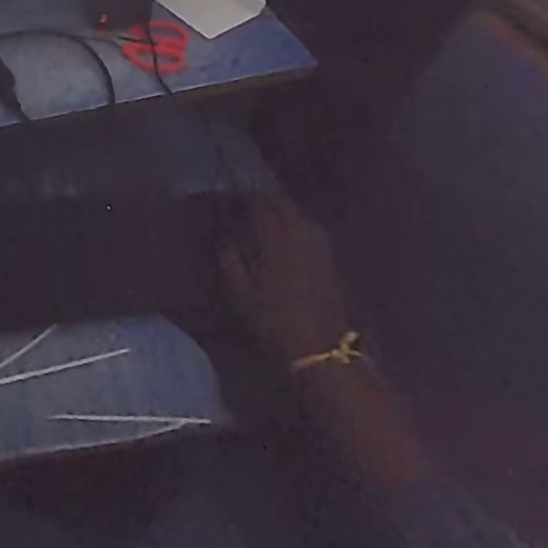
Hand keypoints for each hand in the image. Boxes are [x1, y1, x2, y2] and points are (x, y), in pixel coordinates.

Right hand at [215, 195, 349, 366]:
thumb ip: (227, 254)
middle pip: (280, 203)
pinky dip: (290, 224)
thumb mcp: (237, 288)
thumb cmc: (271, 318)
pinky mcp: (329, 259)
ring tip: (255, 217)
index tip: (218, 198)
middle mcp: (302, 233)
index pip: (256, 202)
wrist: (319, 350)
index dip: (236, 197)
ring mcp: (320, 246)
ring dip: (276, 210)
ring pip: (296, 214)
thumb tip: (223, 234)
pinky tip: (278, 235)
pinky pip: (307, 228)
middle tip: (236, 204)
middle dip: (258, 199)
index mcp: (277, 236)